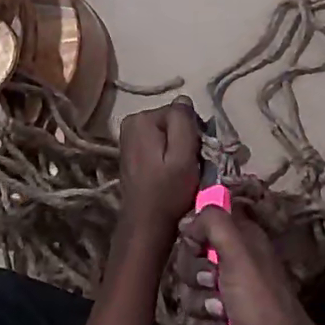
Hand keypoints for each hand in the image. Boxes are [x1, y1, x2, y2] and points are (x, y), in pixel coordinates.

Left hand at [115, 97, 201, 231]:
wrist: (146, 225)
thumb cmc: (168, 191)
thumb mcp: (183, 155)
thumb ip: (184, 122)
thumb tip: (184, 99)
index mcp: (142, 118)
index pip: (181, 112)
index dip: (193, 132)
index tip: (195, 155)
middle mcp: (131, 122)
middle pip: (172, 121)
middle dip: (185, 139)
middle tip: (189, 165)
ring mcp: (128, 137)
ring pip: (167, 133)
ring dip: (177, 148)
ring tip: (180, 171)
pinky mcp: (131, 151)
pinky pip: (157, 143)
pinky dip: (167, 155)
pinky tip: (169, 173)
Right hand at [175, 204, 324, 324]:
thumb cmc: (262, 304)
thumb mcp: (240, 253)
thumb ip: (213, 223)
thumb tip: (188, 220)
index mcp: (241, 240)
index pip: (202, 222)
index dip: (193, 235)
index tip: (198, 248)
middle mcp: (232, 264)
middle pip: (189, 259)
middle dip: (195, 276)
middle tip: (215, 286)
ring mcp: (226, 298)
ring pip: (188, 293)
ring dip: (202, 308)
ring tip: (224, 319)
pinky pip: (193, 322)